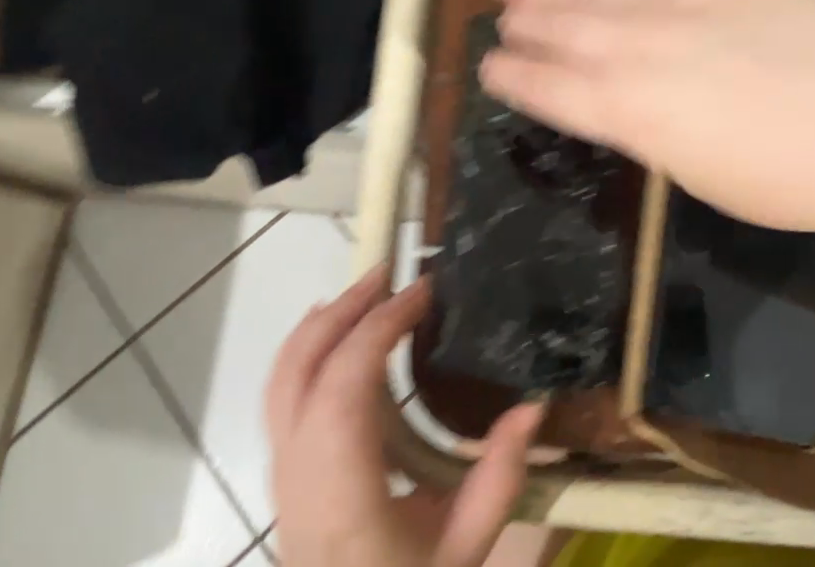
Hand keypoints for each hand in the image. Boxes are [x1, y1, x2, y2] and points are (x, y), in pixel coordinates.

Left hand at [267, 265, 545, 566]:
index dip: (378, 327)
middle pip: (303, 367)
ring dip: (322, 324)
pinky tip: (336, 339)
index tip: (421, 293)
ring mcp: (282, 472)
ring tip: (366, 293)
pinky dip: (306, 352)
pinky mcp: (282, 474)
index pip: (346, 385)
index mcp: (342, 490)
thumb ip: (500, 479)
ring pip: (283, 377)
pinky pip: (282, 395)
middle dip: (345, 310)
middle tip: (391, 275)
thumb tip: (532, 406)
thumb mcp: (465, 548)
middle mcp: (298, 472)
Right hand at [482, 0, 814, 237]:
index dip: (516, 78)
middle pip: (564, 32)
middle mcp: (641, 51)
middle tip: (499, 19)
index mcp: (633, 115)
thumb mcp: (712, 180)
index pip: (552, 91)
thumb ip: (660, 136)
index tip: (491, 67)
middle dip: (526, 26)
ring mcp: (681, 1)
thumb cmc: (808, 180)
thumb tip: (636, 108)